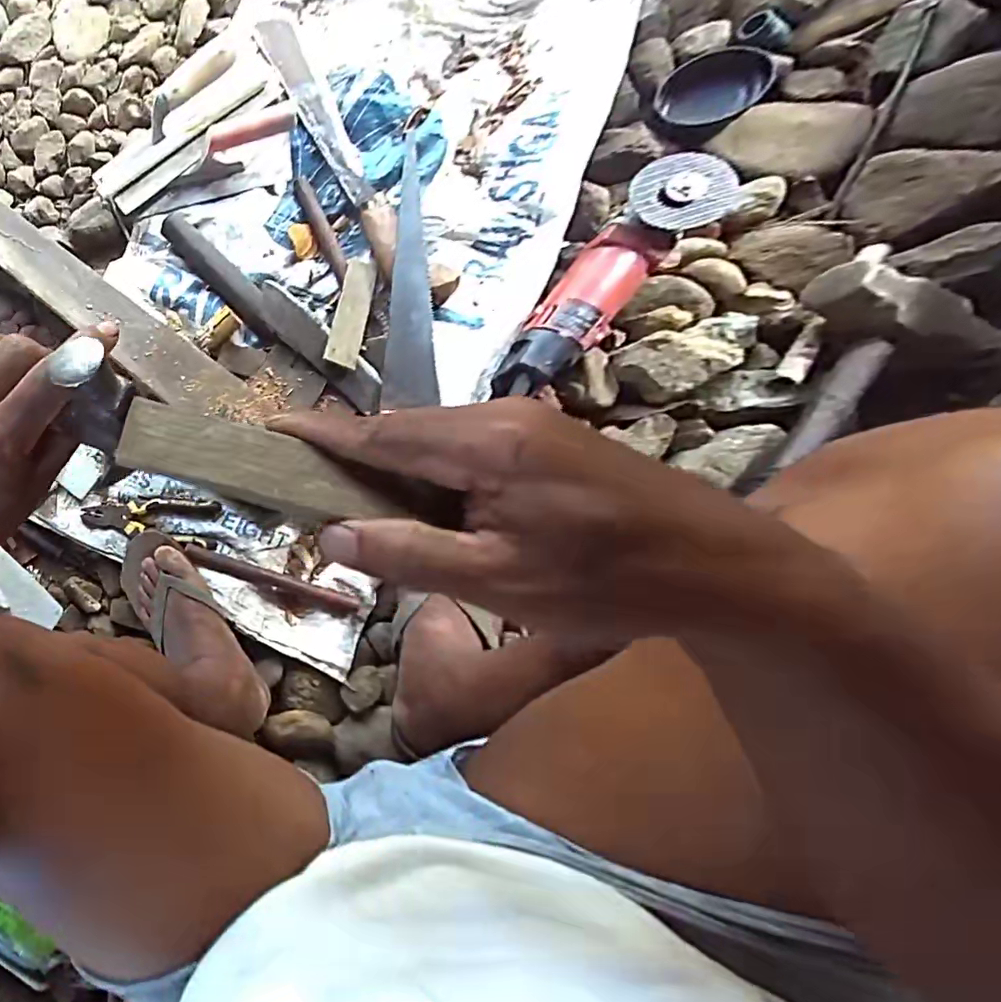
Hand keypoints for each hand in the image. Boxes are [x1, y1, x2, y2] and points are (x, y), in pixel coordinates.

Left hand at [0, 326, 116, 579]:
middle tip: (54, 374)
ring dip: (9, 348)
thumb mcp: (37, 487)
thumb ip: (62, 439)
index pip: (51, 378)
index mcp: (1, 439)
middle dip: (46, 354)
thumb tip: (79, 400)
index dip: (84, 351)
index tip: (104, 334)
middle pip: (16, 349)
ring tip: (18, 371)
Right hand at [272, 400, 838, 641]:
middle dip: (347, 449)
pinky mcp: (543, 436)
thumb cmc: (606, 585)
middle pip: (401, 428)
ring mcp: (526, 421)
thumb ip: (407, 555)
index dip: (320, 432)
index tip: (272, 425)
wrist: (728, 569)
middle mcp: (500, 416)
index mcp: (484, 446)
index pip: (379, 433)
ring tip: (349, 493)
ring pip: (430, 435)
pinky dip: (424, 466)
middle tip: (302, 476)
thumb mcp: (495, 582)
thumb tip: (332, 536)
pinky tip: (418, 497)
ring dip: (387, 461)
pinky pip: (461, 444)